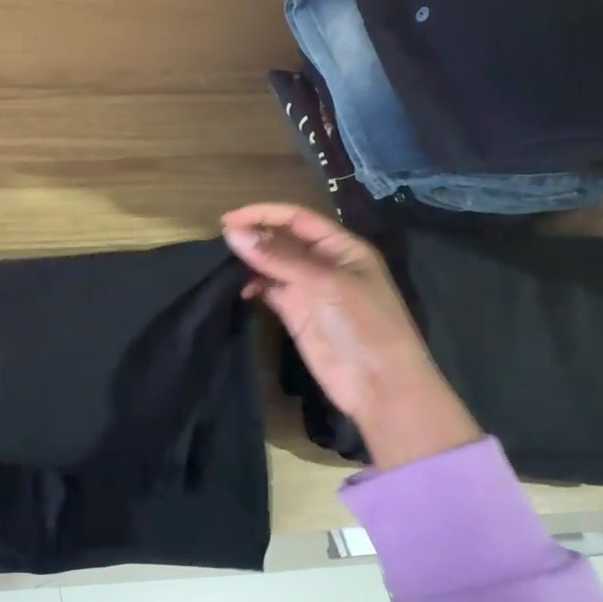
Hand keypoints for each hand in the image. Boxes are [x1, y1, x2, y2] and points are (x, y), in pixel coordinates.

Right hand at [222, 203, 479, 469]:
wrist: (381, 387)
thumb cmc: (364, 325)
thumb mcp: (325, 284)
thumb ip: (278, 258)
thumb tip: (231, 233)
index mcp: (342, 248)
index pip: (297, 218)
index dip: (264, 214)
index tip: (228, 220)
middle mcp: (324, 263)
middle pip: (282, 237)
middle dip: (254, 235)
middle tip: (221, 238)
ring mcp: (309, 288)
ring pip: (273, 262)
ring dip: (251, 260)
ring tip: (227, 262)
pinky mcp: (296, 312)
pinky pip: (269, 289)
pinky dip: (254, 285)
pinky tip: (243, 290)